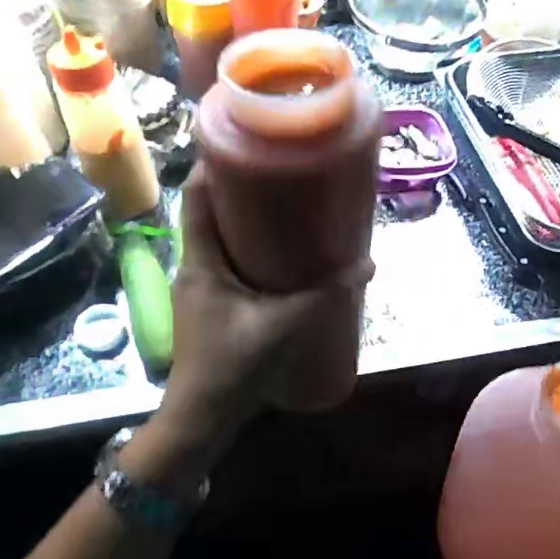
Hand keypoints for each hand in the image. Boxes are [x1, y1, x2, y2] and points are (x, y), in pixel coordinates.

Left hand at [158, 171, 374, 434]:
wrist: (199, 417)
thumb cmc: (230, 368)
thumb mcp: (282, 329)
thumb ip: (325, 297)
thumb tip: (366, 264)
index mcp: (200, 260)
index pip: (197, 195)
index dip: (217, 162)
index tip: (252, 141)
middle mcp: (192, 265)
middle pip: (210, 210)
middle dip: (242, 186)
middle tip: (284, 170)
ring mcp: (197, 285)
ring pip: (218, 236)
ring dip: (246, 218)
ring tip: (286, 204)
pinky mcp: (208, 303)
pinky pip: (225, 260)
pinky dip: (247, 247)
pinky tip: (278, 253)